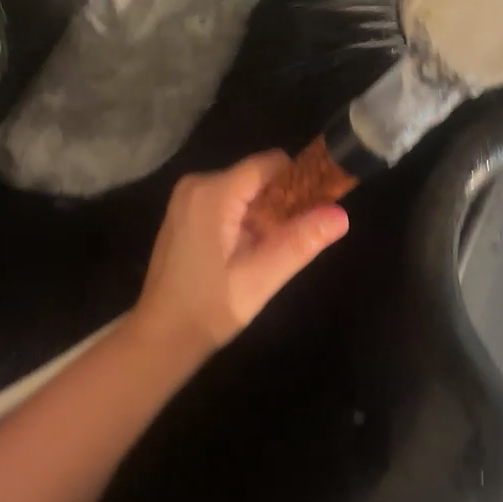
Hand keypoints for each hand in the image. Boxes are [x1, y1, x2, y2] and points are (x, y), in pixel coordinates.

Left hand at [130, 152, 349, 357]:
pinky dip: (246, 217)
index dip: (299, 182)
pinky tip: (248, 250)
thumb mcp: (261, 278)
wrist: (160, 338)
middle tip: (291, 240)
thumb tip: (342, 215)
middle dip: (282, 202)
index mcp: (213, 192)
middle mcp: (198, 183)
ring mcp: (188, 196)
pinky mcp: (186, 210)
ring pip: (246, 188)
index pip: (271, 163)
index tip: (315, 211)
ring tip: (269, 250)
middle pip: (259, 175)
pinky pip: (228, 199)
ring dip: (265, 212)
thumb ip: (300, 242)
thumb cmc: (209, 308)